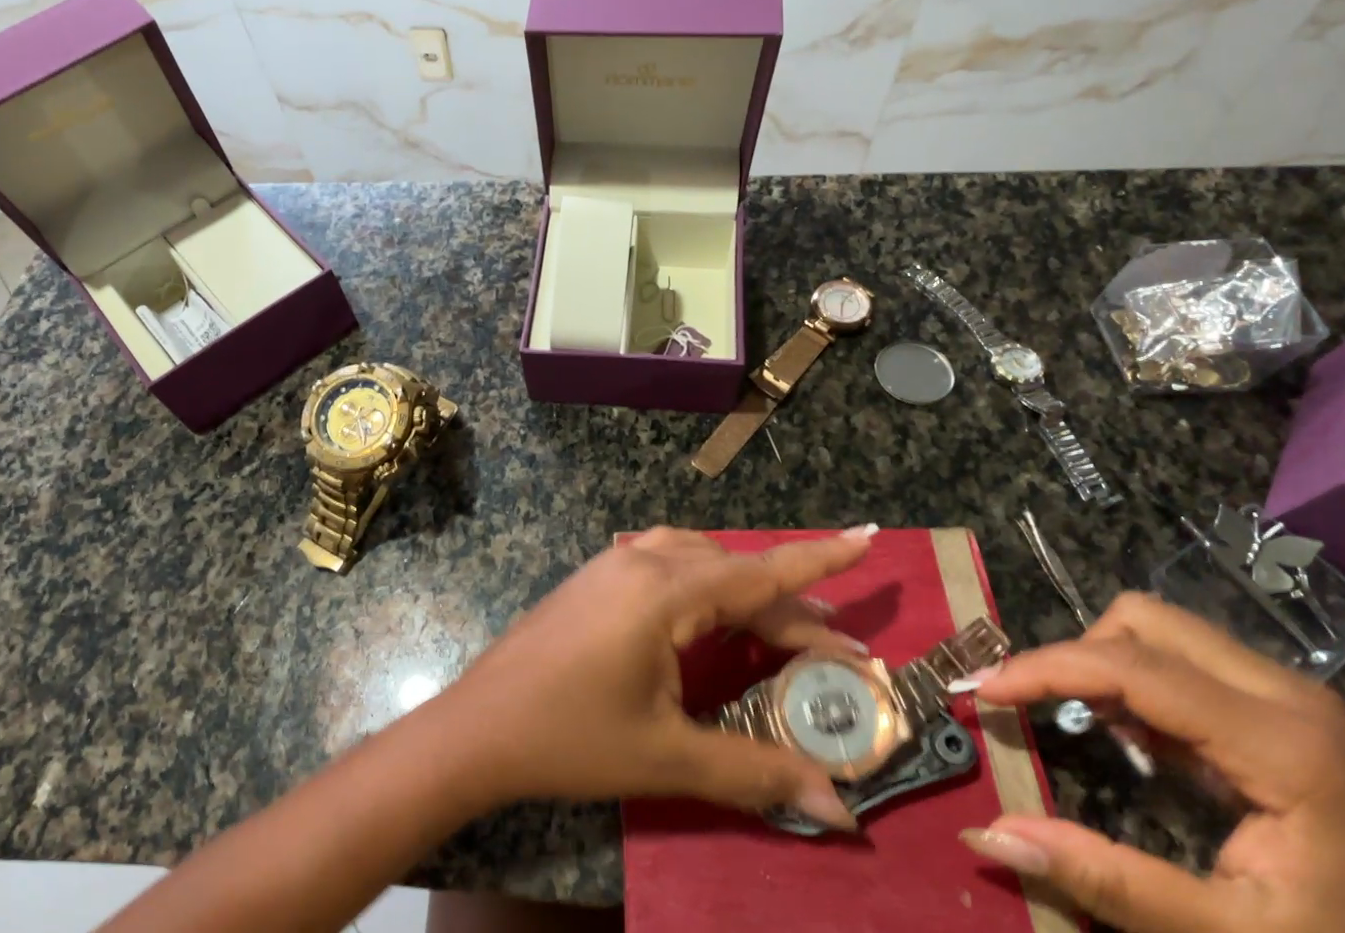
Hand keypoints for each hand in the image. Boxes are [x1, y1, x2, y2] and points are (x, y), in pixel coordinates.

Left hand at [422, 526, 879, 828]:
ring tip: (782, 625)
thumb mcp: (667, 758)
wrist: (476, 729)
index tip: (869, 537)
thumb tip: (837, 807)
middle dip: (788, 606)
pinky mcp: (593, 579)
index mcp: (665, 592)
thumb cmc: (571, 739)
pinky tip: (709, 612)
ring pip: (699, 561)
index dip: (819, 560)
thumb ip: (755, 773)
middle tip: (836, 649)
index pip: (760, 571)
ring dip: (744, 589)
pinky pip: (666, 563)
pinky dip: (705, 584)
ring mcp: (611, 564)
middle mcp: (642, 560)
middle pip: (734, 572)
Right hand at [962, 593, 1344, 932]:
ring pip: (1168, 633)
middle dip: (1073, 654)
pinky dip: (1139, 682)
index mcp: (1281, 745)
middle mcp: (1289, 696)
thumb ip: (1106, 880)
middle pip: (1147, 621)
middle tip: (1026, 707)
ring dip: (1104, 664)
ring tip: (1071, 725)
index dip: (1043, 669)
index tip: (980, 693)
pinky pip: (1193, 664)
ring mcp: (1299, 700)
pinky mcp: (1298, 714)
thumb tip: (986, 834)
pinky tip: (1131, 742)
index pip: (1131, 666)